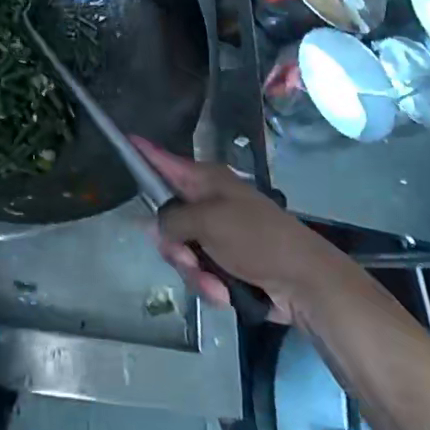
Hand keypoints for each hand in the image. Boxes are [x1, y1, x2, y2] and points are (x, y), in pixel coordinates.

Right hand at [134, 137, 337, 324]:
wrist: (305, 282)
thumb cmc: (258, 239)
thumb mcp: (208, 222)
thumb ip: (172, 219)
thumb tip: (155, 226)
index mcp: (206, 181)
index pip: (165, 161)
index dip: (144, 152)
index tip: (124, 137)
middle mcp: (209, 203)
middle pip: (166, 219)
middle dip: (173, 245)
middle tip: (186, 256)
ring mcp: (217, 234)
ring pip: (180, 251)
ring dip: (194, 271)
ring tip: (216, 282)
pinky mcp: (226, 262)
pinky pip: (199, 272)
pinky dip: (210, 285)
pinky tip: (227, 292)